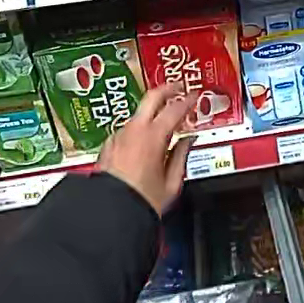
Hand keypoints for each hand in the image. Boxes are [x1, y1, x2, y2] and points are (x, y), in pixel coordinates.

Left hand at [97, 82, 193, 215]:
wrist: (109, 214)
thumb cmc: (139, 203)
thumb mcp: (172, 183)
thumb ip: (181, 156)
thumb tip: (187, 142)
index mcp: (153, 137)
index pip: (175, 108)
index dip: (188, 100)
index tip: (194, 97)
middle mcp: (133, 131)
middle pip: (152, 97)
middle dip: (167, 90)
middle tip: (179, 88)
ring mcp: (118, 136)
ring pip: (139, 114)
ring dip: (152, 112)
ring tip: (164, 121)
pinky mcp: (109, 145)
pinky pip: (127, 130)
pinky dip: (139, 129)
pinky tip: (145, 140)